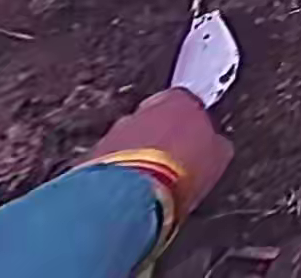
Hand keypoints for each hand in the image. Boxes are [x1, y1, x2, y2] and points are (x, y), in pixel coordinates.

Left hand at [89, 88, 233, 213]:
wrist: (125, 200)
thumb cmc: (178, 168)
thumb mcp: (218, 154)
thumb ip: (214, 143)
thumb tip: (213, 147)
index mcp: (177, 99)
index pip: (186, 99)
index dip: (190, 119)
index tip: (194, 136)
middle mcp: (139, 112)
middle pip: (151, 120)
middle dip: (157, 137)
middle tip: (169, 161)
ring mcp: (108, 138)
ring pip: (125, 144)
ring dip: (133, 159)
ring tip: (146, 185)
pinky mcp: (82, 167)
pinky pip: (104, 169)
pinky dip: (113, 180)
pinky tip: (125, 198)